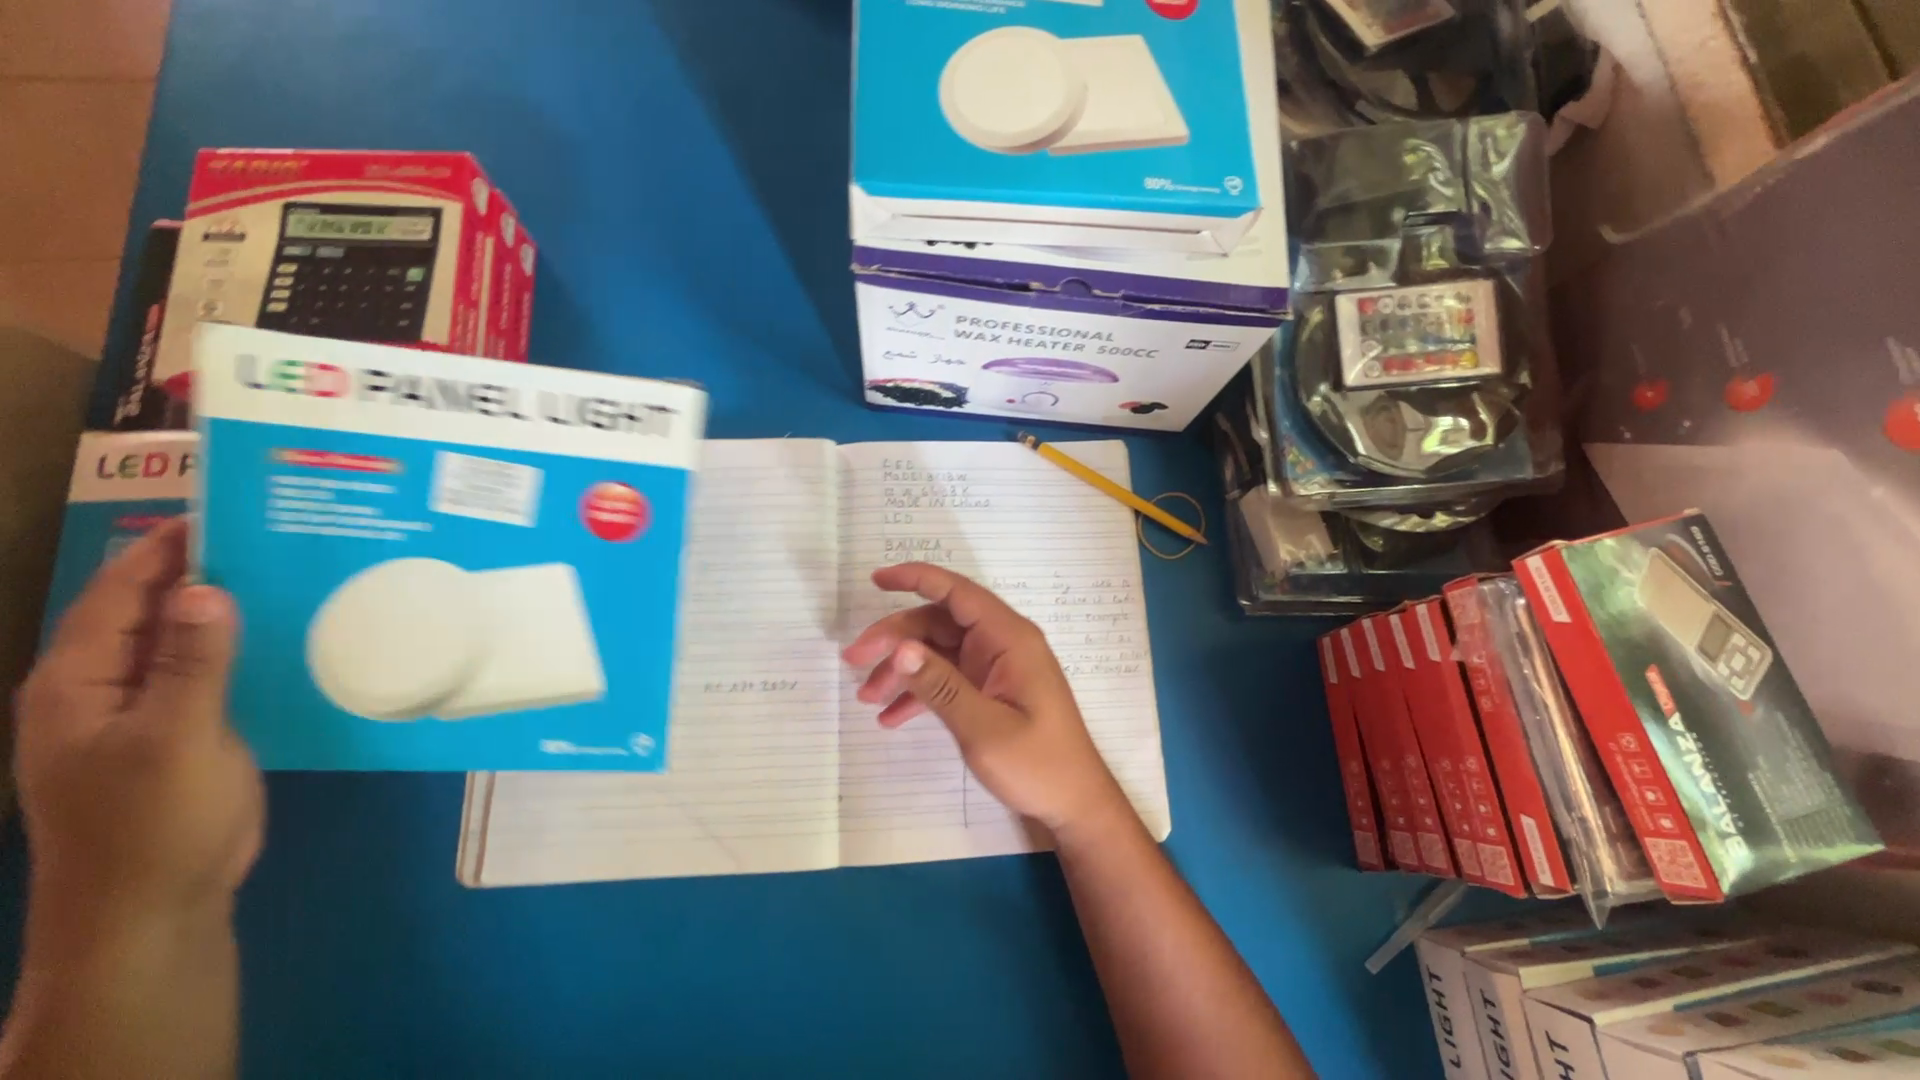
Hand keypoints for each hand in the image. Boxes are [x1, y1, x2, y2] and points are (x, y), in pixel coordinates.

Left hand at [13, 519, 263, 919]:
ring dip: (223, 610)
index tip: (217, 512)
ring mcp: (142, 715)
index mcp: (77, 684)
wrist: (152, 910)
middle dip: (195, 574)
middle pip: (147, 614)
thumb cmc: (153, 824)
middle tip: (264, 537)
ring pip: (181, 645)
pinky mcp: (181, 736)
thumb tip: (206, 588)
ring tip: (283, 575)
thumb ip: (191, 663)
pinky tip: (280, 638)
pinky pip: (206, 676)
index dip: (159, 552)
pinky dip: (237, 649)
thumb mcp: (174, 739)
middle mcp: (102, 690)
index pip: (116, 597)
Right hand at [842, 563, 1134, 839]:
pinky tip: (890, 718)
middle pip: (938, 623)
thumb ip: (940, 685)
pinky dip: (919, 693)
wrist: (1074, 804)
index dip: (916, 579)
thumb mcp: (983, 728)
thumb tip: (899, 647)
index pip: (958, 592)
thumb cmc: (1038, 764)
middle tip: (852, 659)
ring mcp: (995, 668)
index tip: (876, 579)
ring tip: (866, 697)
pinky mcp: (990, 692)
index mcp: (1010, 639)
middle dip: (894, 637)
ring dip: (901, 670)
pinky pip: (947, 679)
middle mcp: (1002, 645)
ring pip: (937, 652)